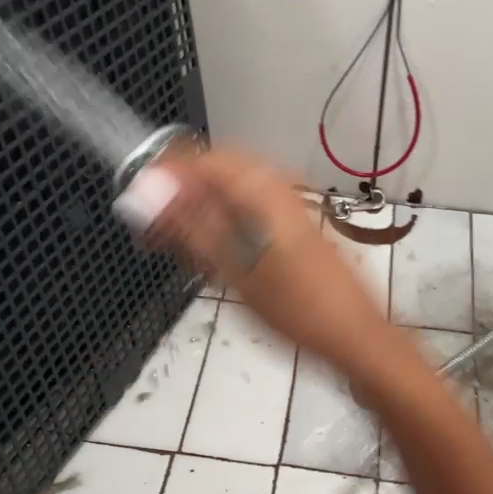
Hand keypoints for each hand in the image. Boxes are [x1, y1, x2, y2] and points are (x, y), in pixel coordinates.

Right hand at [124, 150, 398, 371]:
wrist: (355, 336)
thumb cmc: (299, 310)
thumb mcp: (234, 270)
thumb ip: (190, 225)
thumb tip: (149, 190)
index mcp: (264, 190)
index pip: (202, 158)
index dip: (164, 174)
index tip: (138, 200)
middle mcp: (280, 188)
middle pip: (217, 170)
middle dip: (182, 193)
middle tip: (155, 226)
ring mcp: (292, 205)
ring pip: (233, 190)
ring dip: (202, 210)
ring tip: (181, 245)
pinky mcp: (296, 225)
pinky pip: (251, 207)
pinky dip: (226, 222)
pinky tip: (216, 254)